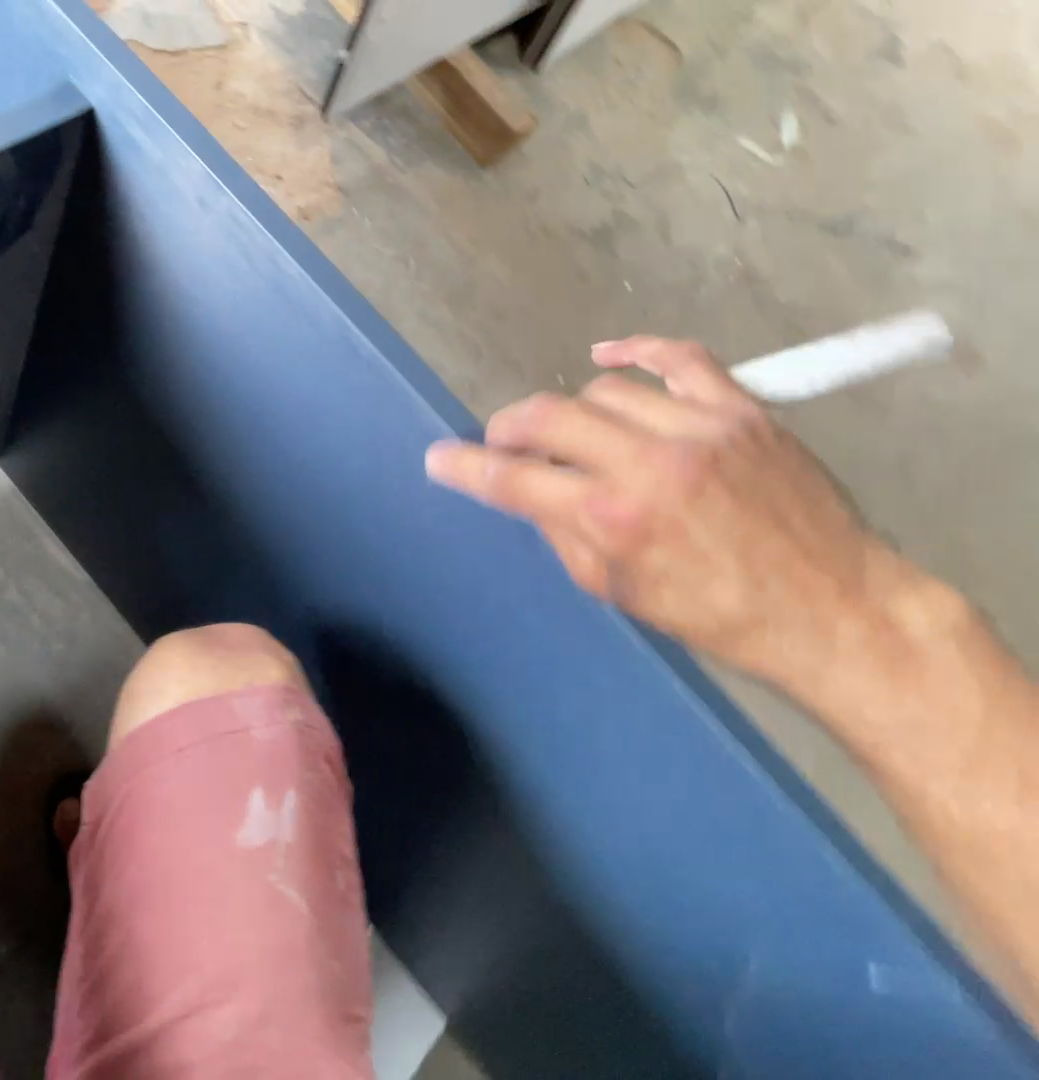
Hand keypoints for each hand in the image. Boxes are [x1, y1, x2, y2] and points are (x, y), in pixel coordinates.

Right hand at [424, 336, 910, 682]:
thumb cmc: (711, 612)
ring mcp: (699, 428)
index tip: (438, 458)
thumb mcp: (614, 587)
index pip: (511, 479)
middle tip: (503, 443)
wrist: (831, 604)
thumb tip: (528, 491)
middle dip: (508, 428)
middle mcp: (647, 463)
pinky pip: (680, 357)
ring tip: (573, 432)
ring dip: (571, 411)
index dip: (463, 466)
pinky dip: (637, 350)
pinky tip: (608, 353)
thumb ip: (561, 532)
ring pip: (602, 390)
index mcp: (610, 518)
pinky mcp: (743, 410)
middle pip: (546, 417)